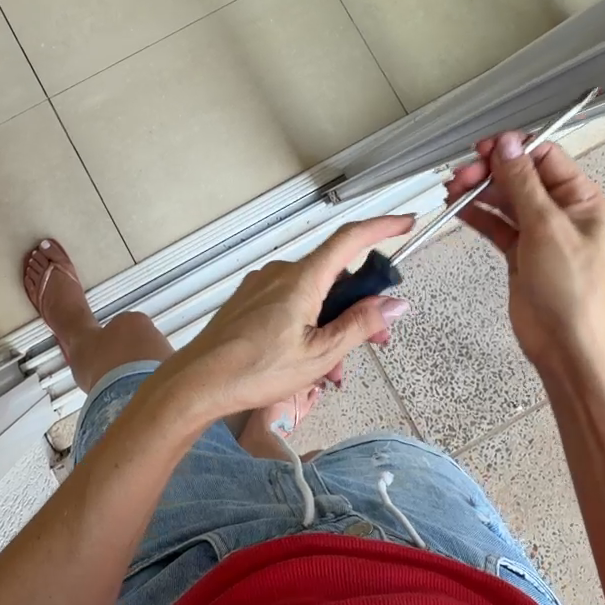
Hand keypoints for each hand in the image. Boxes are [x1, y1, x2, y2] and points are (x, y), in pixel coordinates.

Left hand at [158, 216, 413, 420]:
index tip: (406, 223)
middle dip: (360, 305)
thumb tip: (393, 304)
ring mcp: (263, 285)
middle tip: (378, 339)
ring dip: (333, 324)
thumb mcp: (320, 354)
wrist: (198, 381)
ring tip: (334, 370)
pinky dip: (309, 325)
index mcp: (302, 278)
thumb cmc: (255, 370)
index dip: (382, 227)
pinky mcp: (250, 300)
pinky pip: (292, 303)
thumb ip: (360, 326)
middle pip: (335, 275)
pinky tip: (309, 362)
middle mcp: (282, 273)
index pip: (350, 239)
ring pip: (314, 294)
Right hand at [446, 130, 604, 375]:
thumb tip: (507, 142)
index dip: (512, 149)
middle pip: (521, 176)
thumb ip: (523, 183)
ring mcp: (540, 233)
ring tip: (451, 192)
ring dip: (478, 192)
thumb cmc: (572, 287)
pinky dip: (477, 215)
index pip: (544, 157)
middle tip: (460, 178)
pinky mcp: (520, 254)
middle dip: (489, 172)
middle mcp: (563, 211)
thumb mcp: (548, 228)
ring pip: (505, 200)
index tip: (479, 151)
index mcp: (582, 198)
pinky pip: (496, 225)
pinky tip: (456, 209)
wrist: (571, 348)